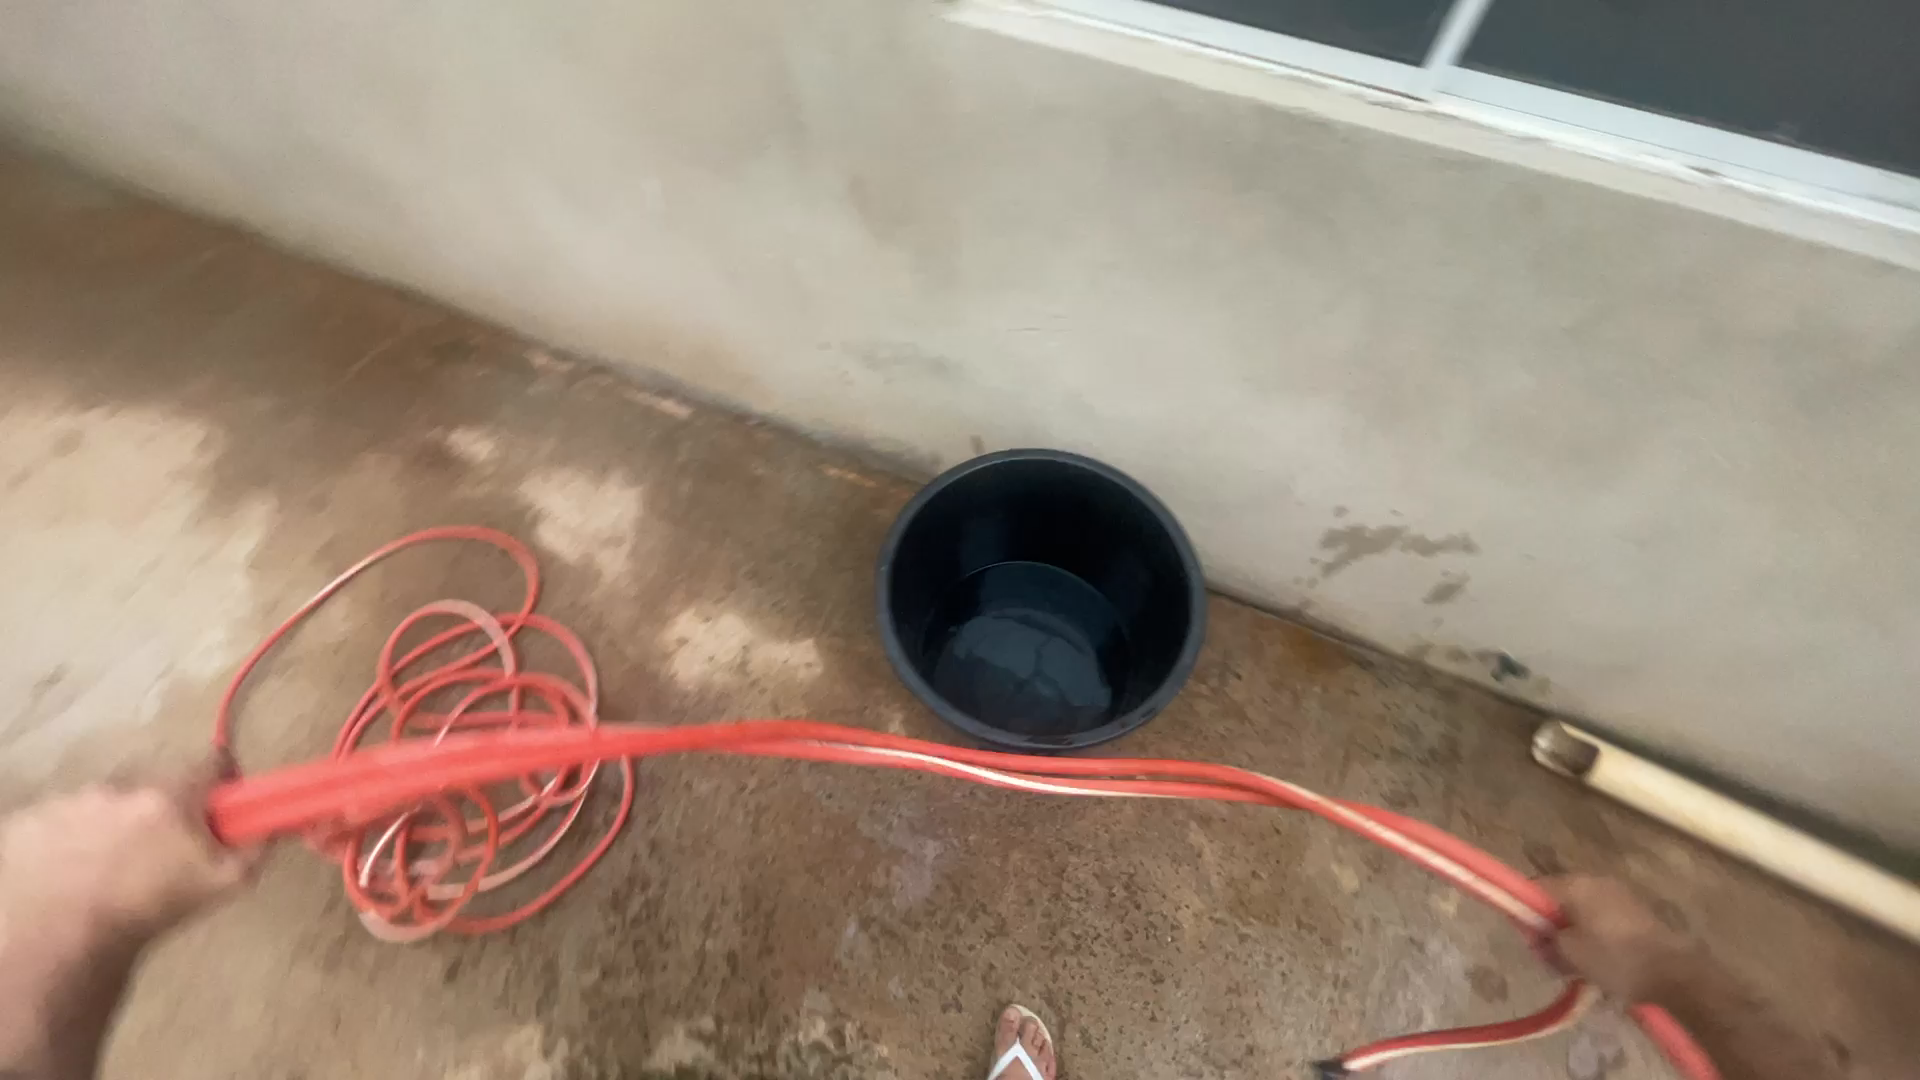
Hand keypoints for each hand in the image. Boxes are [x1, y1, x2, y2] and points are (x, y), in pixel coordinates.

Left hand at [0, 756, 256, 952]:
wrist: (52, 951)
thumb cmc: (147, 910)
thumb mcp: (227, 881)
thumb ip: (261, 844)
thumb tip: (280, 820)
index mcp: (168, 795)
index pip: (211, 761)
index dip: (220, 780)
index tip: (217, 804)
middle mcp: (115, 789)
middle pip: (154, 778)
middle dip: (163, 800)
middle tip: (162, 839)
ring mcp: (61, 805)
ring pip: (104, 797)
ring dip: (113, 816)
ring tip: (109, 858)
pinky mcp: (17, 824)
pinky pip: (58, 815)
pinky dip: (67, 832)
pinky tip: (70, 864)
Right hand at [1540, 874, 1698, 1002]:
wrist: (1683, 979)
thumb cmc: (1617, 959)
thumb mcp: (1569, 954)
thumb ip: (1544, 941)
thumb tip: (1535, 939)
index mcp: (1573, 883)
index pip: (1533, 887)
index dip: (1525, 910)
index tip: (1529, 935)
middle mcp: (1594, 880)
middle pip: (1558, 896)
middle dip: (1552, 922)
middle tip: (1554, 950)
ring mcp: (1621, 893)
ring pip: (1582, 907)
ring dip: (1576, 927)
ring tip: (1581, 957)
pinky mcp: (1640, 911)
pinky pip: (1604, 915)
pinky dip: (1597, 931)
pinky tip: (1604, 955)